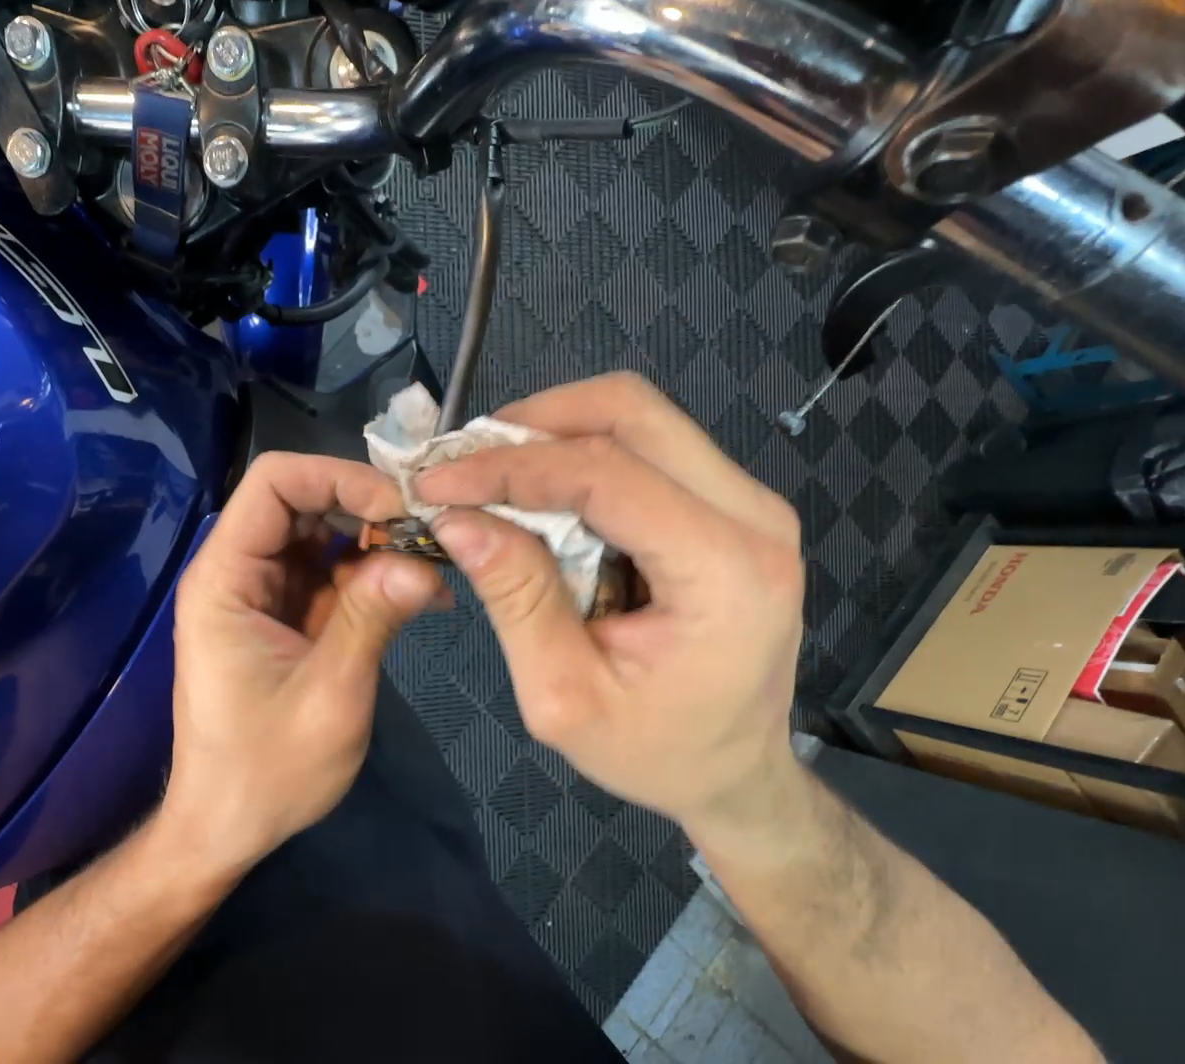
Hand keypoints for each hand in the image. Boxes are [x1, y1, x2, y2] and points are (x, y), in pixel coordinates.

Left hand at [161, 452, 443, 873]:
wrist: (226, 824)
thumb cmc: (265, 772)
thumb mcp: (329, 698)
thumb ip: (371, 620)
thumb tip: (424, 560)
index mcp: (226, 579)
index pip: (274, 483)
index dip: (339, 477)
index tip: (401, 509)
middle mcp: (238, 572)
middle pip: (302, 500)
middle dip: (368, 507)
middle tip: (433, 535)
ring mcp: (262, 592)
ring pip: (322, 532)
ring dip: (378, 542)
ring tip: (435, 567)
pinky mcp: (284, 614)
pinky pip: (330, 571)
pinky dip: (373, 575)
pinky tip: (419, 593)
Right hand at [415, 373, 804, 831]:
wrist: (736, 773)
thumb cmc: (655, 751)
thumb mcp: (564, 697)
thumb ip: (516, 600)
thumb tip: (454, 519)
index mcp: (725, 571)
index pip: (604, 474)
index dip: (507, 467)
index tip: (432, 482)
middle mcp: (752, 516)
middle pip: (631, 411)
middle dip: (530, 423)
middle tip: (459, 461)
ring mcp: (748, 501)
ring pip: (637, 414)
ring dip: (550, 430)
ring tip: (485, 471)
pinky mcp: (728, 503)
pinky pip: (644, 444)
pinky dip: (575, 450)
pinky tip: (530, 486)